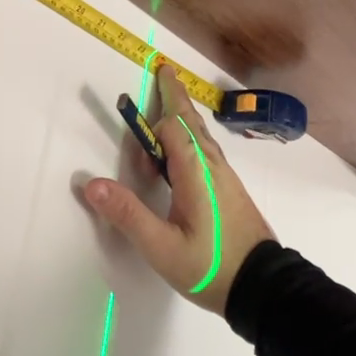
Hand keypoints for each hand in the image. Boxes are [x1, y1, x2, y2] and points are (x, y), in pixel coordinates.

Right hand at [81, 64, 275, 314]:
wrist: (264, 286)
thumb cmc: (212, 266)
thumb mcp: (162, 247)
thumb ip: (128, 214)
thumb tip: (91, 184)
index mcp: (195, 170)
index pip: (172, 127)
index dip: (149, 131)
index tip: (135, 142)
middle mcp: (212, 164)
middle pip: (191, 120)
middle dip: (175, 94)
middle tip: (165, 69)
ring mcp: (225, 176)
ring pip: (202, 134)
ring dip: (185, 114)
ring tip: (174, 100)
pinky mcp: (230, 189)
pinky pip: (208, 148)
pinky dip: (193, 134)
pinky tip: (188, 149)